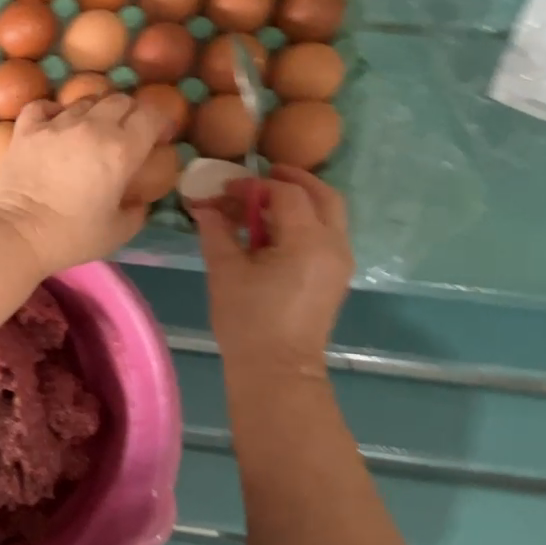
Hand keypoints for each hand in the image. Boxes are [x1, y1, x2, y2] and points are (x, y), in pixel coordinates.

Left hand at [0, 94, 168, 275]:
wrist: (16, 234)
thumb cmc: (70, 237)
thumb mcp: (119, 231)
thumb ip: (137, 208)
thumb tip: (139, 198)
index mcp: (122, 149)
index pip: (151, 115)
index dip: (158, 123)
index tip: (156, 138)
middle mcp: (92, 127)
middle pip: (120, 100)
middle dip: (128, 113)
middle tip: (124, 135)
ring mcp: (55, 124)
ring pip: (84, 101)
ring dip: (93, 111)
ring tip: (89, 131)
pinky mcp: (26, 129)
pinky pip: (43, 106)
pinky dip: (52, 110)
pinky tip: (53, 124)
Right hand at [190, 165, 353, 376]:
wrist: (277, 368)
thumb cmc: (247, 320)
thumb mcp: (225, 271)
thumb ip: (217, 232)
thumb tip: (205, 206)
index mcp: (308, 240)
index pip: (286, 193)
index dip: (254, 186)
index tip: (225, 191)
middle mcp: (334, 243)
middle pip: (322, 195)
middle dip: (292, 180)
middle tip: (261, 176)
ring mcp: (341, 260)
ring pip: (330, 212)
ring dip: (301, 199)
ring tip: (266, 203)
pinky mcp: (336, 274)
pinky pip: (328, 232)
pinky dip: (306, 220)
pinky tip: (276, 230)